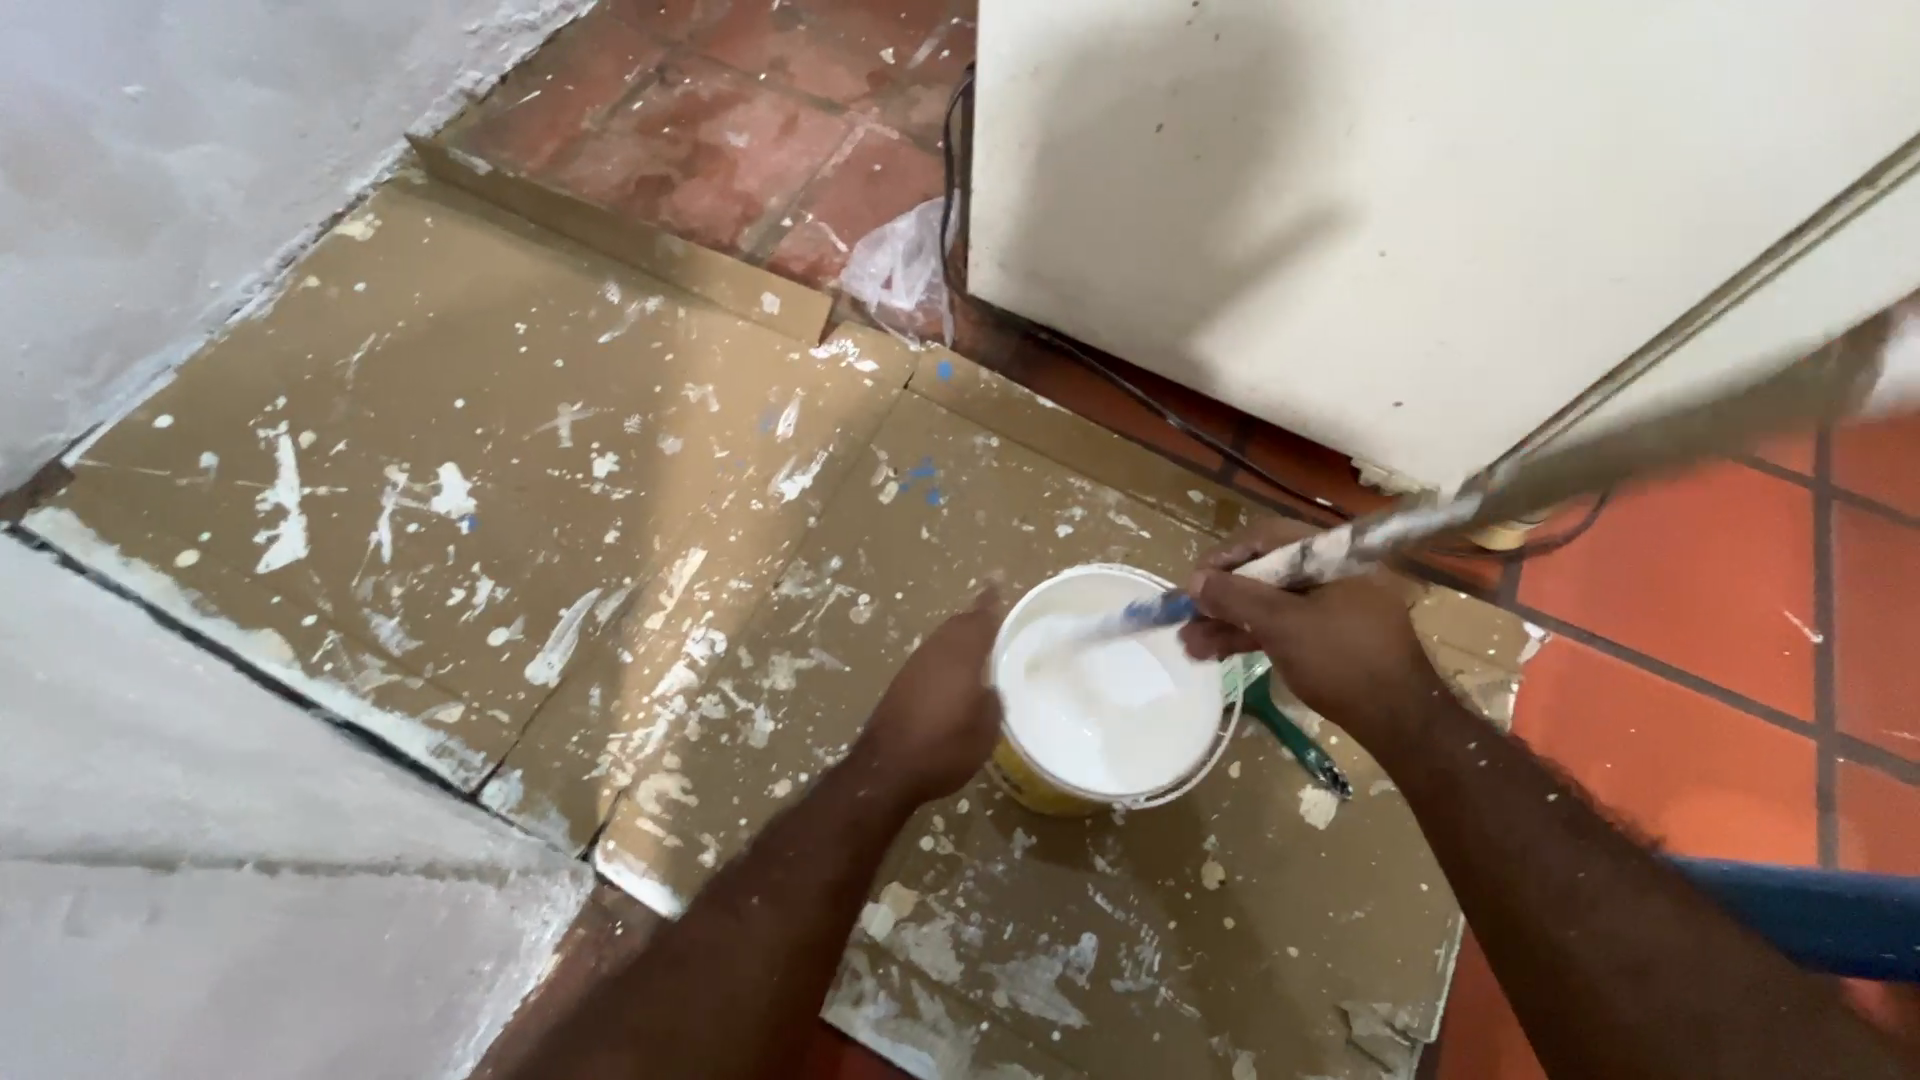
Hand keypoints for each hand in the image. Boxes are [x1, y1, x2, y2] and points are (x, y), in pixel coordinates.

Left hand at [850, 587, 1006, 806]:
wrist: (886, 769)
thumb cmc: (944, 748)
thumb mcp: (986, 730)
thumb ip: (992, 701)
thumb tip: (989, 688)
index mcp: (961, 656)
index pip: (980, 619)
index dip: (990, 602)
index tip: (997, 581)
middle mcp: (935, 653)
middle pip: (957, 625)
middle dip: (975, 618)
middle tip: (992, 615)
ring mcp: (914, 667)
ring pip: (941, 640)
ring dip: (958, 637)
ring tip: (977, 643)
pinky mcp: (901, 684)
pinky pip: (931, 658)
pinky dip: (945, 656)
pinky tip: (954, 673)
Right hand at [1177, 519, 1450, 741]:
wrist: (1400, 720)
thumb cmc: (1343, 661)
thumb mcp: (1283, 624)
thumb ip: (1236, 597)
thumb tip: (1194, 581)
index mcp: (1331, 557)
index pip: (1266, 538)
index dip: (1225, 557)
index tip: (1195, 582)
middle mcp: (1330, 575)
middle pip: (1262, 573)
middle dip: (1220, 598)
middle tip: (1185, 618)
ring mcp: (1329, 609)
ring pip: (1266, 605)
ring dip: (1226, 622)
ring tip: (1189, 645)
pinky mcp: (1325, 639)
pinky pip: (1279, 627)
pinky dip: (1248, 637)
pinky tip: (1213, 653)